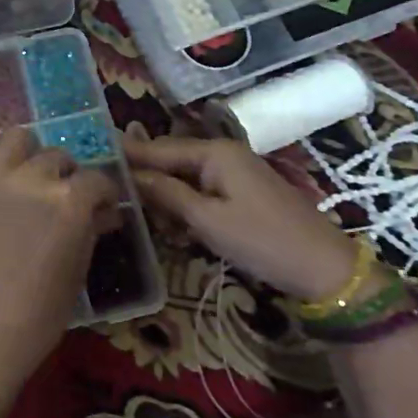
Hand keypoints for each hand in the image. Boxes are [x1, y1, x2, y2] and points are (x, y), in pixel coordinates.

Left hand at [0, 128, 120, 387]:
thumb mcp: (77, 272)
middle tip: (64, 200)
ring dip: (30, 153)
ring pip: (19, 137)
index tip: (103, 209)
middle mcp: (33, 178)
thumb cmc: (38, 313)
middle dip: (68, 176)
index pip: (98, 180)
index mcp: (70, 201)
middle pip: (59, 157)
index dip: (105, 195)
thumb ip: (90, 232)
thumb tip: (105, 214)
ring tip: (30, 178)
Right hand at [126, 136, 357, 300]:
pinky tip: (170, 223)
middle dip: (142, 176)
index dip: (125, 155)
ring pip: (182, 176)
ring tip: (135, 211)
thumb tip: (128, 175)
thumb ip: (165, 193)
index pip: (156, 148)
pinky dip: (182, 203)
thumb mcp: (206, 219)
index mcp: (213, 152)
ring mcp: (234, 172)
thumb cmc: (262, 241)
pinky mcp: (241, 191)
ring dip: (161, 194)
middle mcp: (222, 153)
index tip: (93, 158)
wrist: (325, 269)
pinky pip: (199, 189)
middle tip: (109, 192)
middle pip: (169, 159)